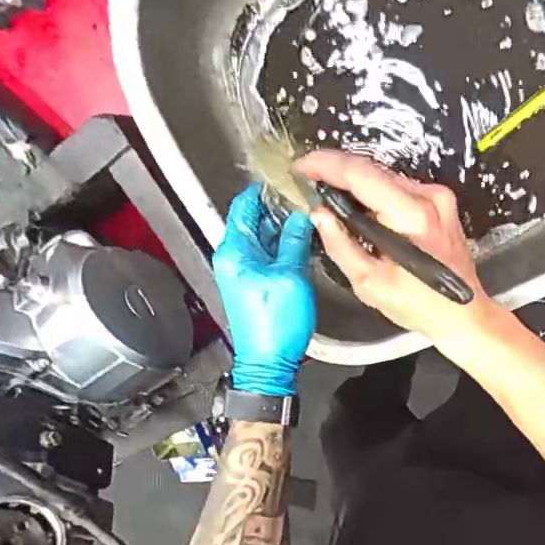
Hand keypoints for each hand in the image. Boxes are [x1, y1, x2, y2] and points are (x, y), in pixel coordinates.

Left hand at [214, 184, 316, 396]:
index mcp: (234, 251)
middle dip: (280, 210)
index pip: (244, 205)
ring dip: (285, 230)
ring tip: (310, 221)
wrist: (269, 363)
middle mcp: (233, 259)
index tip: (287, 180)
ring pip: (264, 239)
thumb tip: (301, 217)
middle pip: (255, 221)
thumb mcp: (290, 276)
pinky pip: (269, 257)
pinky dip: (285, 249)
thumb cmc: (274, 327)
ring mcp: (244, 273)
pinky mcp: (256, 286)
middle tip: (307, 201)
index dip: (265, 190)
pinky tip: (304, 246)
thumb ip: (295, 242)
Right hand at [294, 150, 495, 345]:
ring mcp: (439, 199)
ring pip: (386, 179)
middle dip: (338, 175)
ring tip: (333, 200)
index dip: (325, 165)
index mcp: (413, 216)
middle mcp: (429, 199)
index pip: (361, 174)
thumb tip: (320, 217)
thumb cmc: (423, 306)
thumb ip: (341, 246)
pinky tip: (364, 212)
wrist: (463, 315)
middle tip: (311, 184)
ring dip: (358, 187)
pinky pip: (400, 190)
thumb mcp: (371, 284)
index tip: (302, 167)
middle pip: (373, 172)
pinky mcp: (441, 205)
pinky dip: (378, 197)